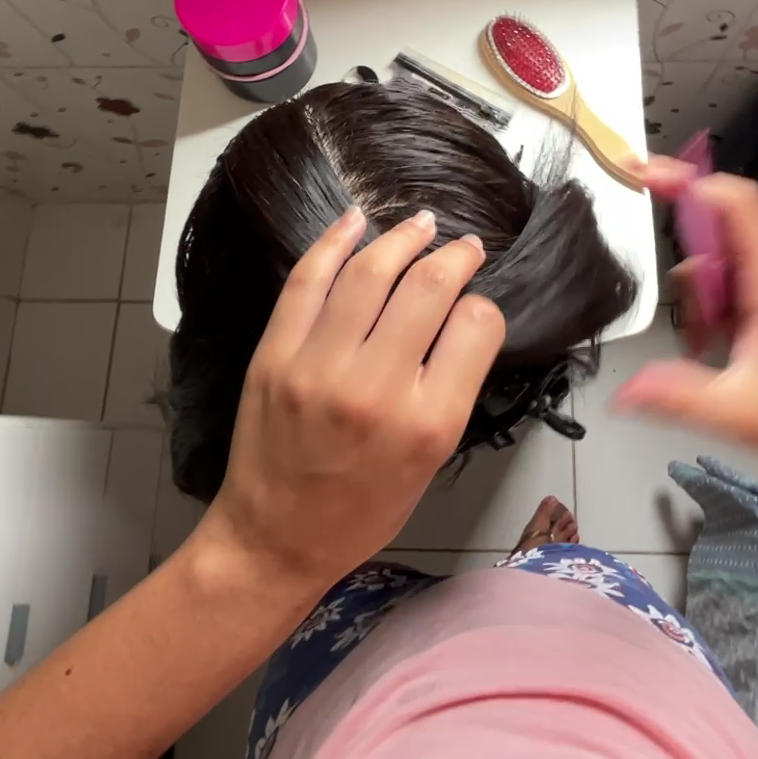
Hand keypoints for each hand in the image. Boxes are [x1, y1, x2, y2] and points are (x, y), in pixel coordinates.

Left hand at [197, 207, 505, 588]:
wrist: (276, 537)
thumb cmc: (364, 508)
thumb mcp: (432, 461)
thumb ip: (453, 386)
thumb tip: (462, 315)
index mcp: (429, 423)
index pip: (477, 326)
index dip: (483, 307)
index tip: (474, 309)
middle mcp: (376, 389)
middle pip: (429, 288)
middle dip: (456, 256)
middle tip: (466, 246)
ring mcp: (318, 367)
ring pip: (370, 273)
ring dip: (402, 238)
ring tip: (422, 224)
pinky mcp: (275, 355)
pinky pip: (308, 281)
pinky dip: (333, 242)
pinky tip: (355, 221)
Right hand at [615, 157, 757, 456]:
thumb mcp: (728, 408)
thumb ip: (676, 394)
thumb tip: (625, 389)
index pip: (738, 205)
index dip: (694, 180)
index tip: (649, 173)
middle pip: (721, 204)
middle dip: (678, 192)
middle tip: (638, 179)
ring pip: (710, 242)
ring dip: (690, 280)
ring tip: (702, 337)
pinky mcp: (752, 288)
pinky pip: (711, 269)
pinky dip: (695, 296)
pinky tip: (706, 338)